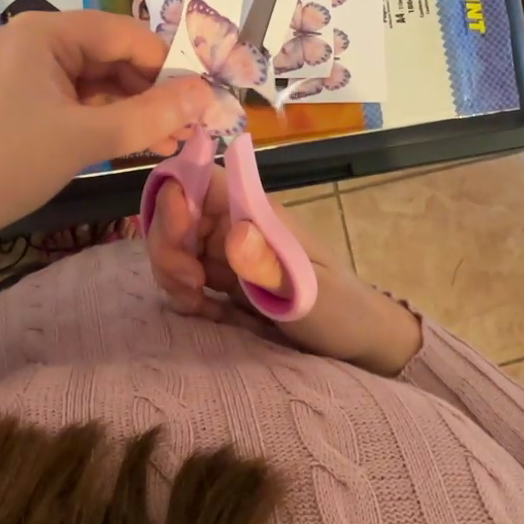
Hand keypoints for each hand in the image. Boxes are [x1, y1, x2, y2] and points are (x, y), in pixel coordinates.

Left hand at [0, 11, 212, 249]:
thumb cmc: (12, 162)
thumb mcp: (86, 138)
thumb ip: (150, 115)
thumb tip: (207, 95)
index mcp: (45, 32)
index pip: (124, 33)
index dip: (167, 64)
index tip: (204, 96)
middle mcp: (38, 40)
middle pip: (113, 56)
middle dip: (154, 92)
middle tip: (194, 125)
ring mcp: (32, 71)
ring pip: (100, 82)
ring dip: (137, 110)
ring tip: (176, 141)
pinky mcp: (29, 99)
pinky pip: (81, 100)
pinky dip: (110, 120)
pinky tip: (143, 143)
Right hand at [147, 167, 421, 374]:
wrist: (355, 342)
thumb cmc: (340, 310)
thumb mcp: (310, 293)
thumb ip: (269, 266)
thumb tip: (235, 233)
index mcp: (255, 214)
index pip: (199, 181)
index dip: (175, 199)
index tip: (180, 240)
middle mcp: (234, 224)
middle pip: (175, 214)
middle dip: (167, 248)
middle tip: (190, 287)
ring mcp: (225, 253)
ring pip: (172, 246)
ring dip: (171, 274)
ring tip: (198, 305)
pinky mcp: (221, 280)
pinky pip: (181, 276)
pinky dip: (182, 295)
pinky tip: (206, 314)